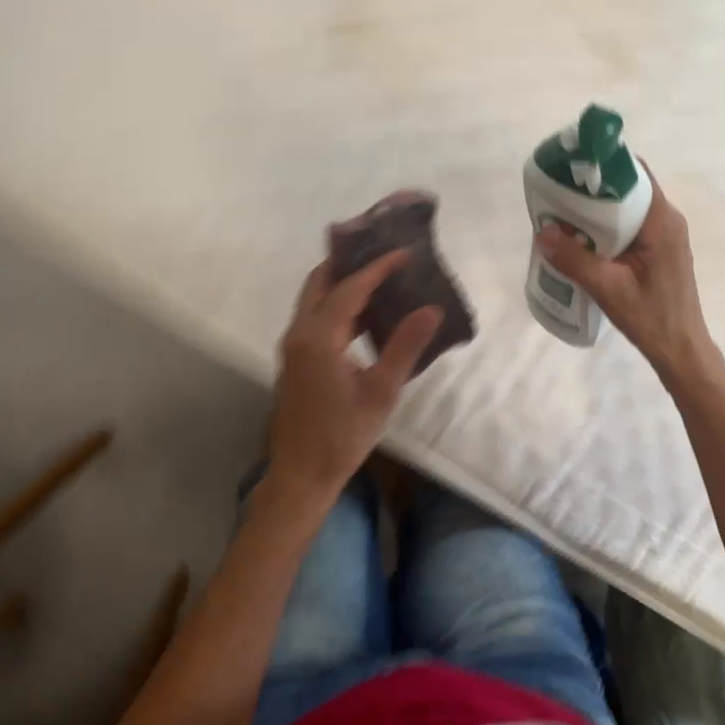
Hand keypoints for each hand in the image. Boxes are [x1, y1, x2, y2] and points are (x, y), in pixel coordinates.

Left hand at [268, 251, 441, 492]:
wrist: (302, 474)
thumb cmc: (343, 434)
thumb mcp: (382, 391)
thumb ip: (404, 346)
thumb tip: (430, 309)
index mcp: (318, 337)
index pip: (350, 288)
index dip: (377, 267)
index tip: (403, 251)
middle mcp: (299, 334)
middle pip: (320, 282)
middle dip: (348, 262)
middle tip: (380, 250)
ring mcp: (293, 347)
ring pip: (314, 300)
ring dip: (342, 284)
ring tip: (378, 276)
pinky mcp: (296, 361)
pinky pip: (314, 318)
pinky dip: (337, 306)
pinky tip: (366, 314)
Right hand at [536, 172, 717, 378]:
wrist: (681, 350)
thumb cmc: (650, 317)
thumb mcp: (607, 289)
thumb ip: (574, 259)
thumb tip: (542, 232)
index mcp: (661, 221)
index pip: (634, 174)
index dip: (603, 167)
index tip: (571, 170)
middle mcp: (668, 220)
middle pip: (629, 189)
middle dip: (594, 189)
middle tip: (559, 195)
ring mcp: (667, 235)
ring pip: (629, 209)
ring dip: (599, 211)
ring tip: (564, 217)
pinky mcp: (661, 250)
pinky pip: (632, 226)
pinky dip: (608, 227)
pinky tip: (583, 241)